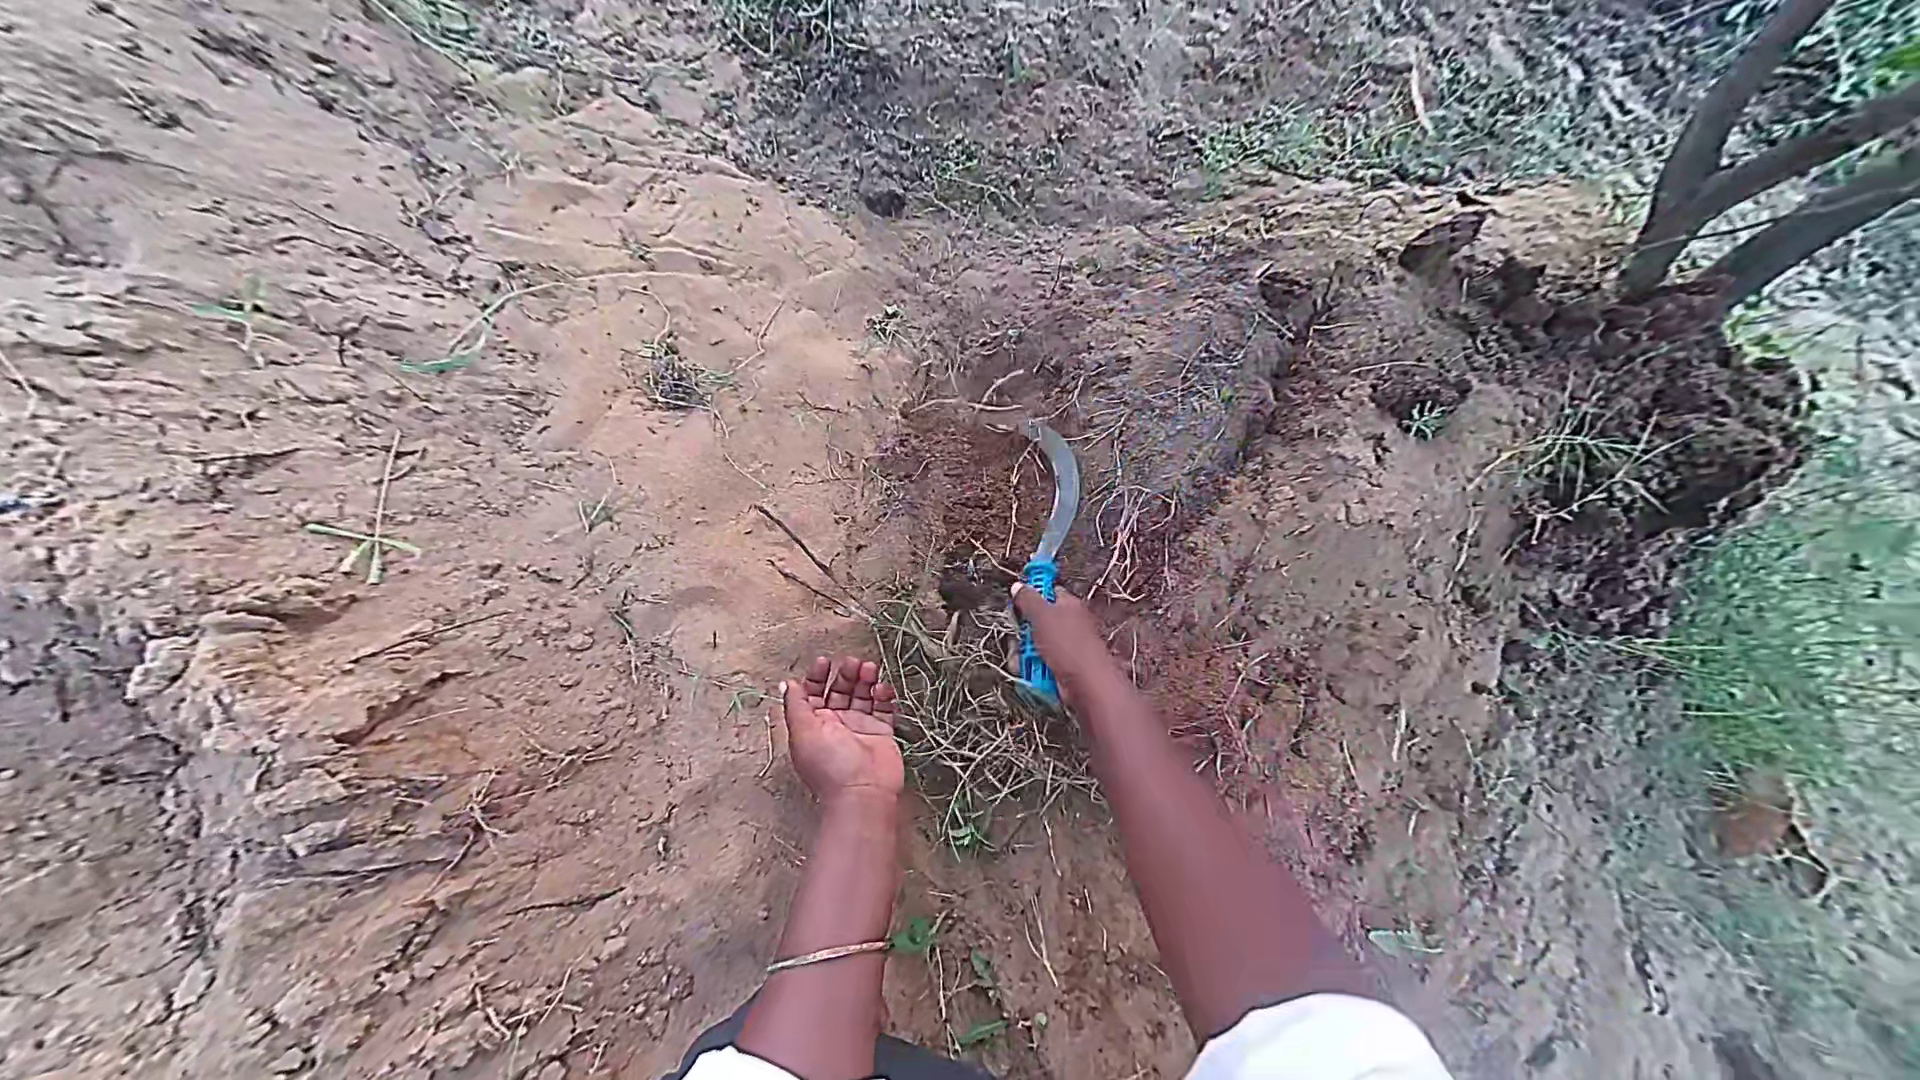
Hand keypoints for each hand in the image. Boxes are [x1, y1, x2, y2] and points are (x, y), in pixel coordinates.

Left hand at [780, 656, 903, 805]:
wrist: (863, 792)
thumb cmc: (830, 764)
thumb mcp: (803, 731)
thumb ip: (795, 704)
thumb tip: (785, 684)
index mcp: (814, 724)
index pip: (814, 692)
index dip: (818, 676)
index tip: (825, 662)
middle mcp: (836, 724)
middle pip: (840, 690)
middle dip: (846, 675)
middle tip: (854, 663)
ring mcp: (860, 728)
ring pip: (862, 696)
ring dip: (865, 680)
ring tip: (870, 669)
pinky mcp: (881, 732)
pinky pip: (883, 708)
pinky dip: (883, 696)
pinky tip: (882, 688)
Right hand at [1011, 583, 1124, 702]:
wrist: (1087, 685)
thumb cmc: (1070, 645)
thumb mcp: (1043, 615)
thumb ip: (1028, 599)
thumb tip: (1018, 586)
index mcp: (1068, 605)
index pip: (1048, 591)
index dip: (1032, 594)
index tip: (1017, 600)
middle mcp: (1068, 624)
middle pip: (1035, 621)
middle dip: (1022, 632)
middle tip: (1020, 636)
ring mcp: (1063, 647)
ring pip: (1033, 644)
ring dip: (1023, 654)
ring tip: (1024, 660)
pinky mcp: (1059, 667)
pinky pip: (1037, 663)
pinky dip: (1031, 669)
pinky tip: (1030, 673)